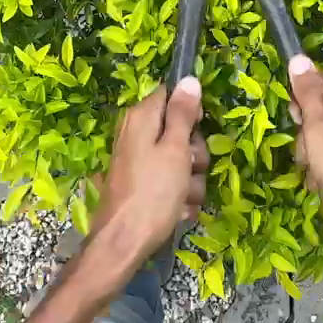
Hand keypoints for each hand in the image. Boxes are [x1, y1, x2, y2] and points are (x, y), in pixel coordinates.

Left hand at [89, 77, 207, 267]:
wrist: (123, 244)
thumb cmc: (152, 193)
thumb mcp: (175, 150)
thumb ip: (183, 114)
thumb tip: (189, 78)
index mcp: (141, 117)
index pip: (171, 95)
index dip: (190, 111)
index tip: (198, 129)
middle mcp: (136, 133)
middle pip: (179, 130)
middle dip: (194, 153)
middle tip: (191, 168)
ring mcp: (138, 161)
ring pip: (180, 160)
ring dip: (189, 181)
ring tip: (182, 197)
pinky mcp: (142, 185)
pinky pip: (170, 182)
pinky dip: (178, 196)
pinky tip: (177, 211)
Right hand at [287, 55, 322, 252]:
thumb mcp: (318, 127)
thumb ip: (307, 93)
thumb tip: (299, 57)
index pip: (311, 83)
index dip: (299, 106)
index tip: (299, 126)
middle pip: (318, 112)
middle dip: (307, 137)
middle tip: (311, 156)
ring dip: (316, 159)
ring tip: (322, 178)